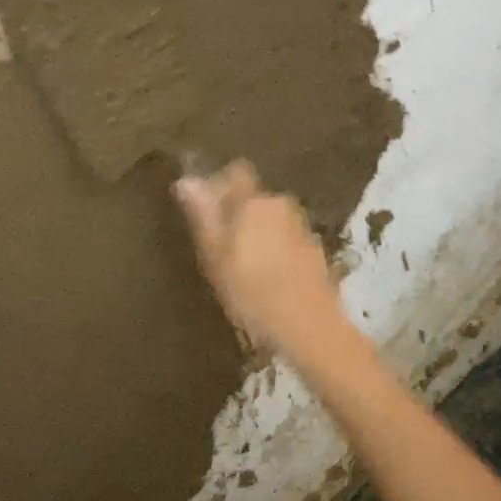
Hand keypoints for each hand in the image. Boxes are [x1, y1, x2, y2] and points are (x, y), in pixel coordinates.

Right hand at [173, 160, 349, 357]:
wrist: (310, 328)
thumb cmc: (252, 293)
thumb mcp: (215, 257)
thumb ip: (202, 216)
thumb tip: (186, 180)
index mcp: (254, 202)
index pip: (235, 173)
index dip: (219, 185)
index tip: (206, 210)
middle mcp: (282, 205)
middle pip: (253, 198)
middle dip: (236, 215)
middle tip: (219, 249)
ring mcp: (302, 228)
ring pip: (270, 220)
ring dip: (256, 234)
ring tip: (242, 269)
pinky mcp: (315, 251)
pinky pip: (286, 240)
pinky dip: (274, 251)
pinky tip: (267, 280)